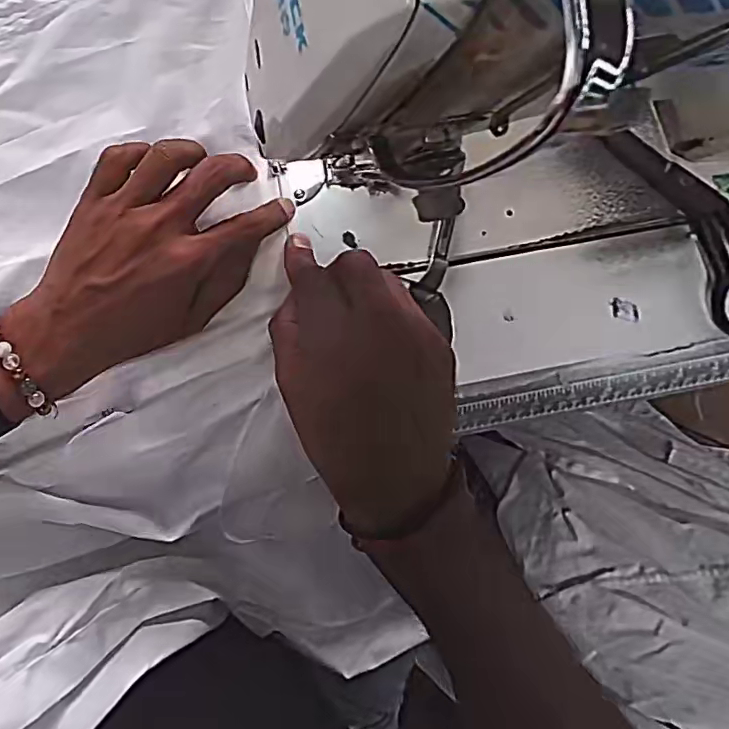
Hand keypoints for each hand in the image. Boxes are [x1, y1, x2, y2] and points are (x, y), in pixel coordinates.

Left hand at [0, 140, 293, 416]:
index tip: (274, 208)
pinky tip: (149, 161)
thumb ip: (224, 282)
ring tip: (198, 158)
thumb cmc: (122, 331)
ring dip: (191, 151)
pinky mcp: (95, 203)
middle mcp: (158, 228)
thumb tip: (248, 252)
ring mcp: (124, 211)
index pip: (243, 225)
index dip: (269, 213)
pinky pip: (117, 159)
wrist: (67, 331)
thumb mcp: (188, 319)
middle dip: (239, 167)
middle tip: (242, 172)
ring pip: (166, 156)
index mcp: (185, 260)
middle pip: (212, 175)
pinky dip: (138, 152)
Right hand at [269, 235, 456, 534]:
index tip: (296, 253)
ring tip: (357, 323)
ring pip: (387, 279)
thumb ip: (289, 330)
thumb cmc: (340, 438)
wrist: (393, 475)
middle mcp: (378, 322)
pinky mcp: (439, 342)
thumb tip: (294, 299)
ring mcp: (414, 330)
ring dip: (366, 290)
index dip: (299, 260)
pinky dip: (392, 313)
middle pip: (354, 264)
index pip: (311, 274)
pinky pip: (411, 306)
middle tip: (327, 297)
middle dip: (335, 274)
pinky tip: (381, 341)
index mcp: (332, 332)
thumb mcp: (293, 382)